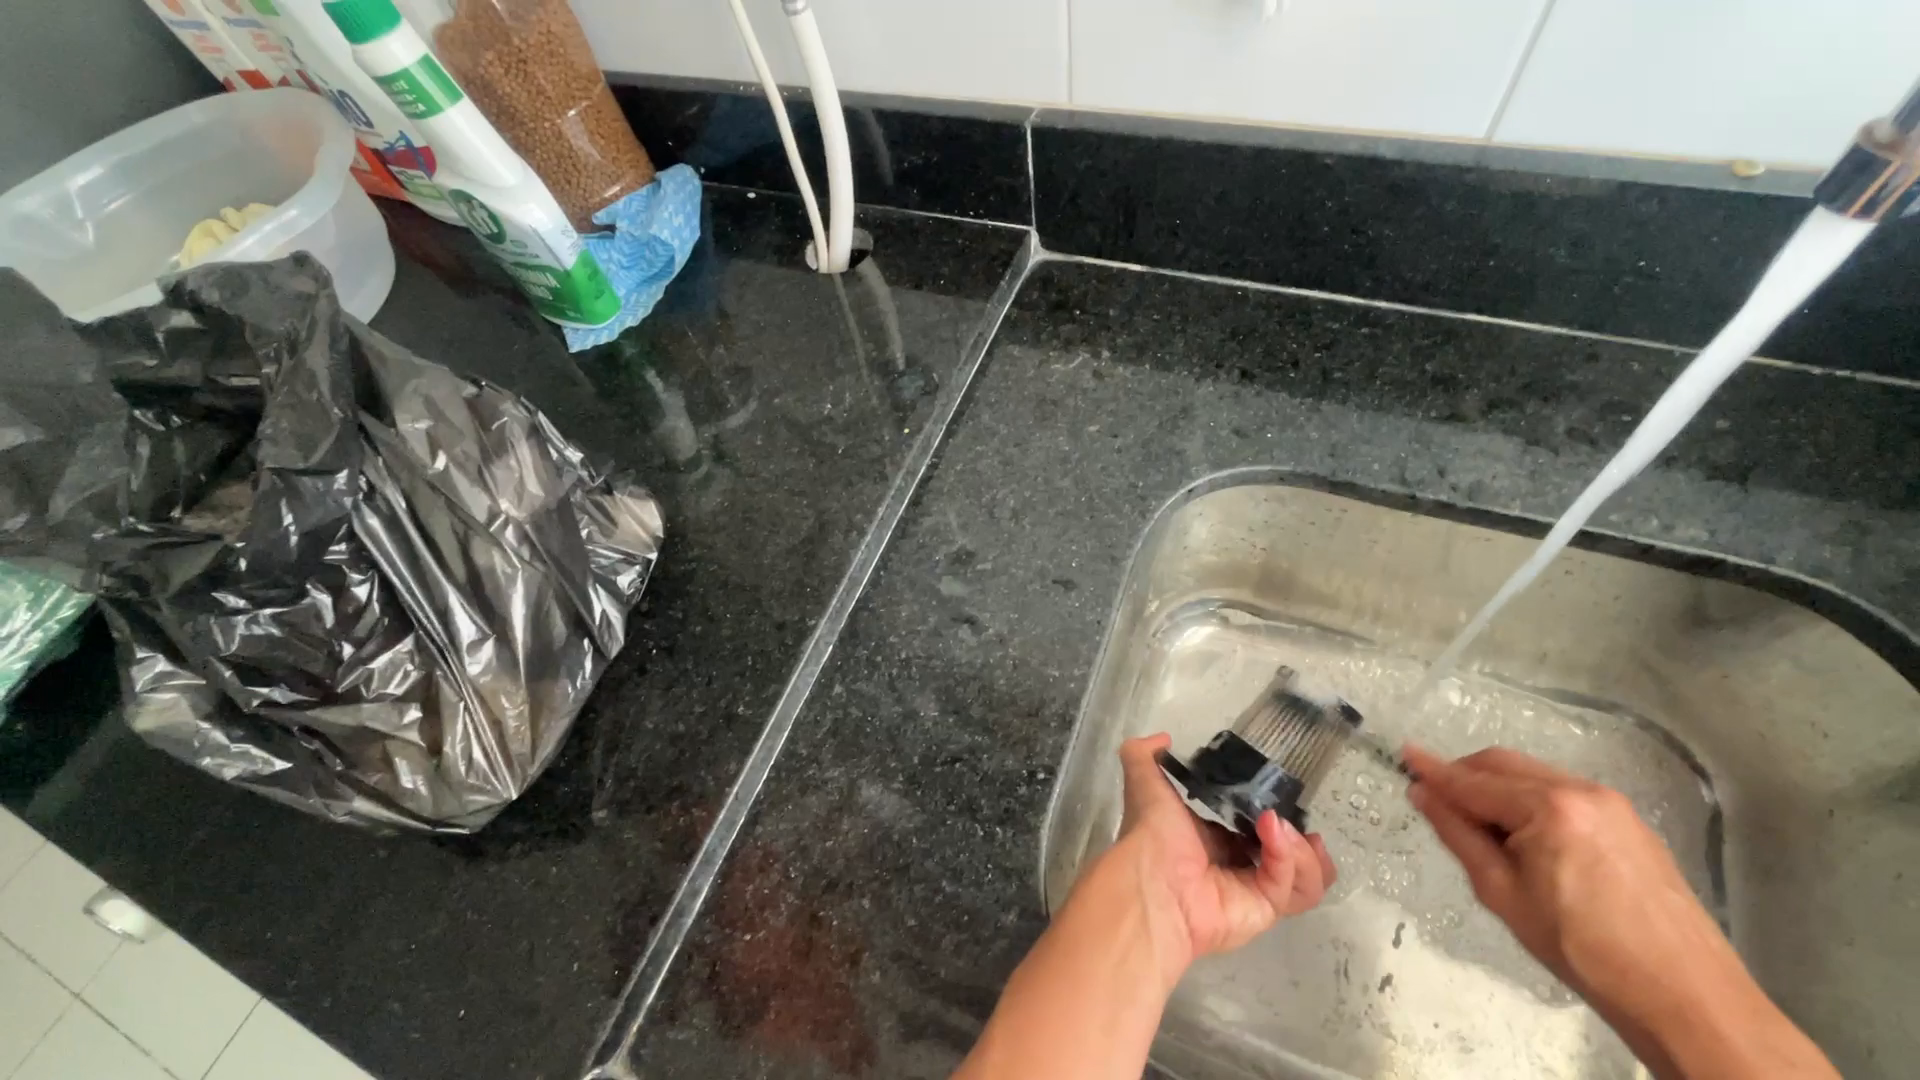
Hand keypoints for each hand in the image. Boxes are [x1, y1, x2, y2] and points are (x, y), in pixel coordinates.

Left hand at [1109, 733, 1335, 977]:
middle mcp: (1236, 866)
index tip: (1283, 797)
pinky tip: (1273, 833)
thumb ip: (1144, 754)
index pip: (1258, 829)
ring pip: (1304, 874)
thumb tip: (1164, 737)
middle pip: (1291, 855)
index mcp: (1212, 839)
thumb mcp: (1145, 783)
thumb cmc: (1150, 834)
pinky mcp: (1266, 908)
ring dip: (1300, 847)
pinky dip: (1290, 857)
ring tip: (1278, 824)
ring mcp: (1254, 891)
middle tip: (1294, 818)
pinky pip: (1295, 887)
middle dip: (1301, 837)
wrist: (1150, 885)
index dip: (1276, 815)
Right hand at [1403, 746, 1838, 1079]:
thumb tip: (1423, 794)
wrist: (1685, 995)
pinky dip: (1530, 800)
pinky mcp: (1630, 821)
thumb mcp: (1502, 894)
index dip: (1433, 770)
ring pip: (1533, 775)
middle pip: (1503, 764)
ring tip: (1480, 827)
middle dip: (1464, 775)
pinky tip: (1524, 835)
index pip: (1472, 781)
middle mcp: (1581, 791)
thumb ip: (1458, 834)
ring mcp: (1612, 803)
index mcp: (1547, 808)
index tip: (1403, 754)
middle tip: (1435, 799)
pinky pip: (1563, 792)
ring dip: (1497, 788)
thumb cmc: (1583, 950)